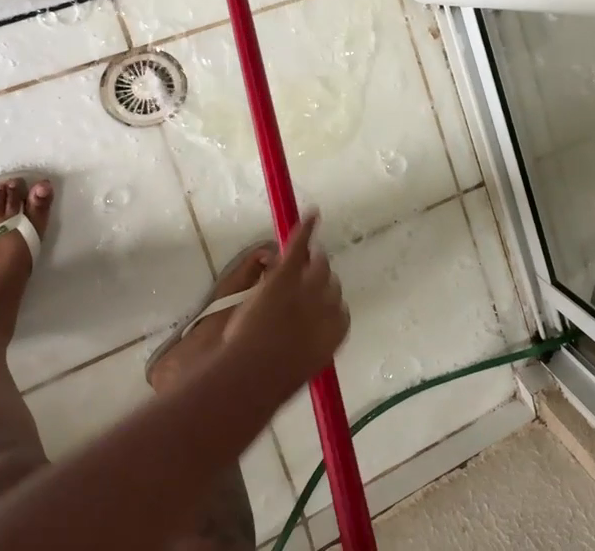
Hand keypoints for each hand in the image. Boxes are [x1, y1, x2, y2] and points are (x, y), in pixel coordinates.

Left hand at [224, 212, 349, 394]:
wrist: (253, 373)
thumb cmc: (269, 381)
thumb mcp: (297, 370)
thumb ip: (306, 350)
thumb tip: (301, 347)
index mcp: (336, 334)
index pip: (341, 309)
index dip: (326, 304)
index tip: (315, 306)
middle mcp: (329, 305)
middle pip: (331, 283)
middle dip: (320, 281)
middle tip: (304, 280)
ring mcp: (309, 287)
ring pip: (319, 265)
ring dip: (314, 259)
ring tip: (308, 252)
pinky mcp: (288, 273)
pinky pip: (300, 246)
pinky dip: (306, 228)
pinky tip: (312, 214)